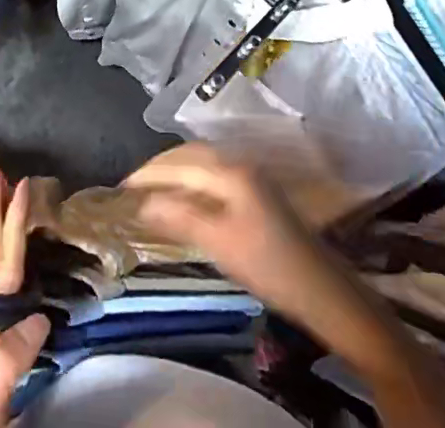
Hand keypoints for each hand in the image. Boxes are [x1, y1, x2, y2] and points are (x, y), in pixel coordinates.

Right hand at [122, 143, 341, 318]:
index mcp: (230, 172)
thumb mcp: (218, 243)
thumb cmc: (268, 266)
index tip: (121, 188)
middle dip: (160, 167)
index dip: (148, 173)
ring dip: (176, 170)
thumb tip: (141, 203)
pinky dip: (192, 178)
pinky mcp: (257, 191)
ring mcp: (251, 176)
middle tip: (132, 186)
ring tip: (152, 189)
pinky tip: (184, 196)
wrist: (323, 289)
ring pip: (203, 162)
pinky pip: (214, 173)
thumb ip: (179, 217)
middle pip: (191, 154)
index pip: (179, 162)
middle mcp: (240, 163)